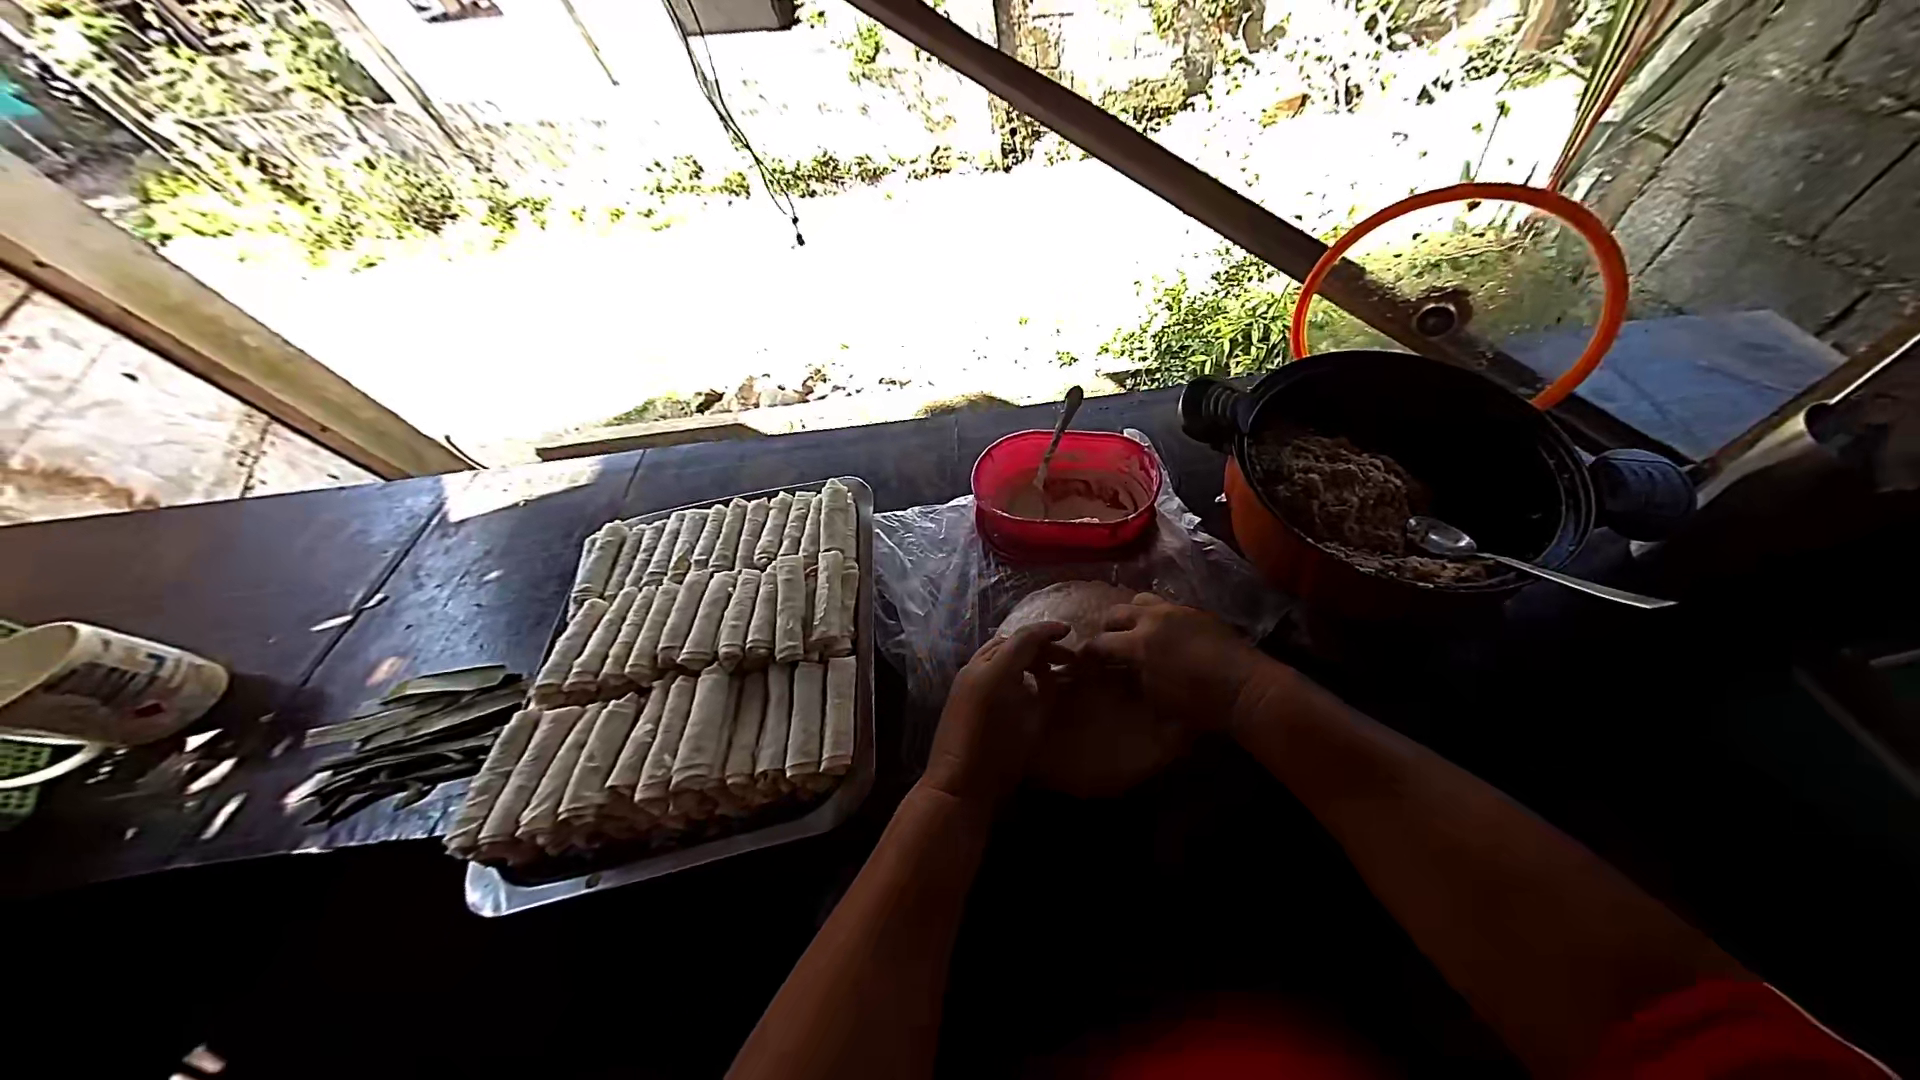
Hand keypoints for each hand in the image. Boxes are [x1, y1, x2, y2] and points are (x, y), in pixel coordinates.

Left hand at [921, 622, 1073, 806]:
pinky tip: (1022, 680)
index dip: (1048, 631)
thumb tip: (1052, 672)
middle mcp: (976, 666)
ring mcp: (964, 676)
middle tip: (1063, 659)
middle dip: (1037, 645)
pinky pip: (986, 665)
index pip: (1026, 637)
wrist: (957, 783)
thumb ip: (1046, 689)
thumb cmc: (1001, 758)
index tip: (1069, 632)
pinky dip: (1006, 664)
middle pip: (1010, 641)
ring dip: (1021, 654)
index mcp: (996, 671)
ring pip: (996, 651)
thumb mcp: (1034, 722)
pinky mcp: (959, 689)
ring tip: (1045, 669)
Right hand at [1078, 594, 1285, 732]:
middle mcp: (1153, 618)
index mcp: (1138, 642)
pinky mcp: (1197, 612)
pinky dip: (1157, 616)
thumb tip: (1121, 671)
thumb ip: (1133, 678)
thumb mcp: (1156, 697)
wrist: (1248, 688)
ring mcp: (1177, 611)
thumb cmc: (1200, 702)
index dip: (1087, 652)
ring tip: (1134, 629)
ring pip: (1142, 600)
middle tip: (1108, 642)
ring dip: (1132, 614)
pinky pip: (1167, 606)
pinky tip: (1164, 632)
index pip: (1100, 643)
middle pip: (1117, 613)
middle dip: (1107, 628)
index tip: (1082, 660)